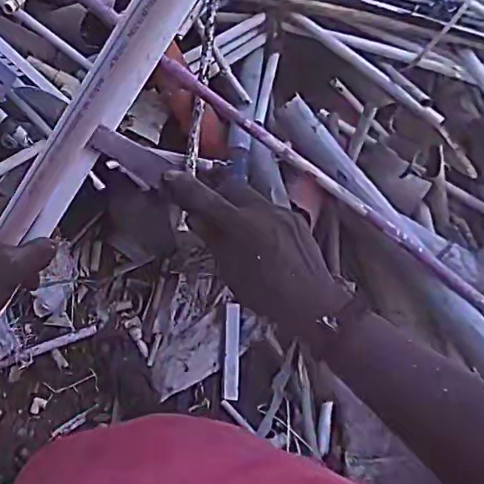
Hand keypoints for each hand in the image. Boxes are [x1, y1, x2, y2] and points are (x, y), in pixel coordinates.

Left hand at [0, 198, 56, 345]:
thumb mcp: (14, 269)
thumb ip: (37, 252)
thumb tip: (48, 245)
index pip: (11, 202)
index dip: (32, 217)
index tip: (43, 226)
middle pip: (5, 226)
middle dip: (22, 248)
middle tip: (30, 265)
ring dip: (12, 263)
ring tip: (16, 282)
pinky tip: (2, 288)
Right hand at [164, 170, 354, 339]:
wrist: (314, 305)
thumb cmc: (266, 296)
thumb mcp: (229, 269)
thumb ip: (212, 239)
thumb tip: (196, 218)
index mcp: (242, 226)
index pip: (206, 198)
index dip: (185, 186)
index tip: (169, 178)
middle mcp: (263, 211)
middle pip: (230, 186)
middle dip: (212, 188)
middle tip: (198, 198)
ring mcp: (282, 212)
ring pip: (250, 196)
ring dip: (233, 201)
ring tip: (225, 217)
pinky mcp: (295, 219)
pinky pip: (268, 207)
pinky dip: (253, 213)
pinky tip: (252, 230)